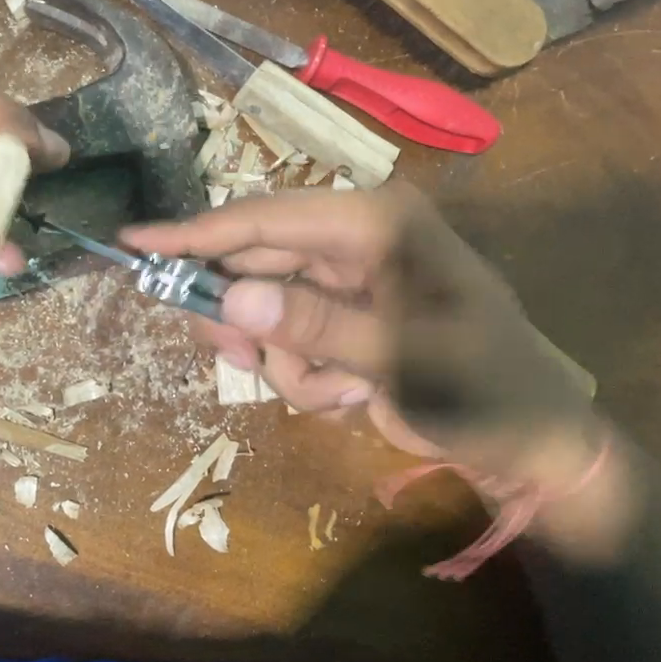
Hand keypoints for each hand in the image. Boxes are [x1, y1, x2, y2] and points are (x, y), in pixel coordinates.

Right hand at [123, 182, 594, 480]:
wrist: (527, 442)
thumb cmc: (486, 390)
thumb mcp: (406, 358)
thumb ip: (316, 325)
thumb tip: (231, 298)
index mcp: (377, 224)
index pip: (266, 220)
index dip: (196, 234)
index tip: (133, 244)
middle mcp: (353, 241)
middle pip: (253, 265)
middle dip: (247, 322)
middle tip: (240, 359)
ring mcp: (343, 282)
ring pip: (261, 312)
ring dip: (285, 362)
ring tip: (338, 391)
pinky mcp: (336, 318)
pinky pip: (282, 342)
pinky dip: (302, 377)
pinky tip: (349, 394)